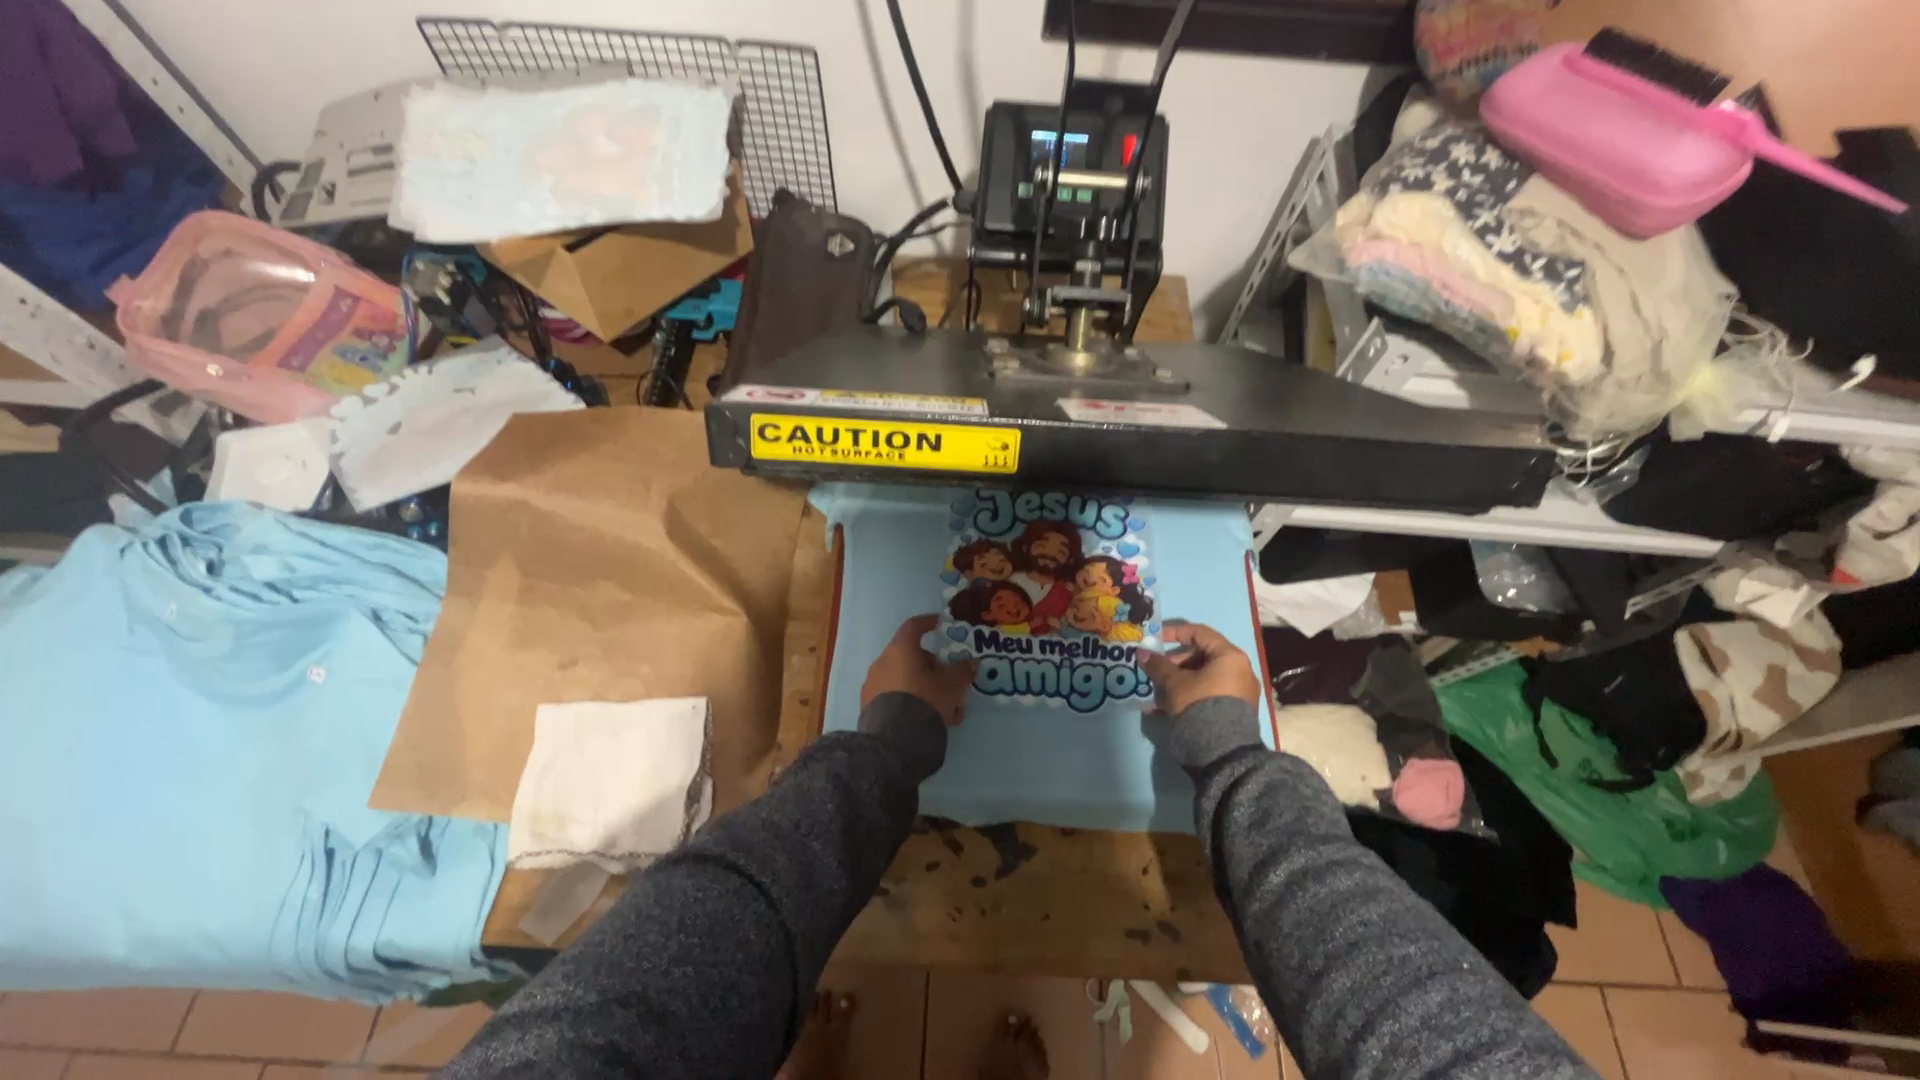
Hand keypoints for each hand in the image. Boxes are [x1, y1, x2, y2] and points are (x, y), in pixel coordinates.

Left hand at [861, 614, 978, 726]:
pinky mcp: (869, 707)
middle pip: (911, 657)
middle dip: (933, 668)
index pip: (913, 627)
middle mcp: (882, 663)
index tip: (939, 624)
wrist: (894, 740)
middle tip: (951, 682)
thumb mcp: (952, 686)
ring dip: (926, 690)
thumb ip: (962, 671)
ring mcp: (873, 685)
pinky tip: (930, 722)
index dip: (928, 623)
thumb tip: (971, 662)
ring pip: (905, 680)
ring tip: (948, 710)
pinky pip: (896, 698)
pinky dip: (913, 703)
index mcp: (900, 650)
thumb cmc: (925, 700)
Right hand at [1137, 621, 1262, 716]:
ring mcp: (1239, 691)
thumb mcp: (1175, 684)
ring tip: (1158, 693)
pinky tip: (1168, 707)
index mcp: (1230, 656)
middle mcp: (1240, 670)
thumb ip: (1158, 665)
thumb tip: (1141, 651)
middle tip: (1156, 671)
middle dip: (1175, 662)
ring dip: (1179, 681)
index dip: (1175, 633)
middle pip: (1202, 656)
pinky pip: (1209, 693)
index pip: (1200, 633)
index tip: (1156, 639)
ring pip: (1203, 677)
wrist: (1224, 752)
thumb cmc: (1200, 705)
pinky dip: (1189, 694)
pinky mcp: (1235, 710)